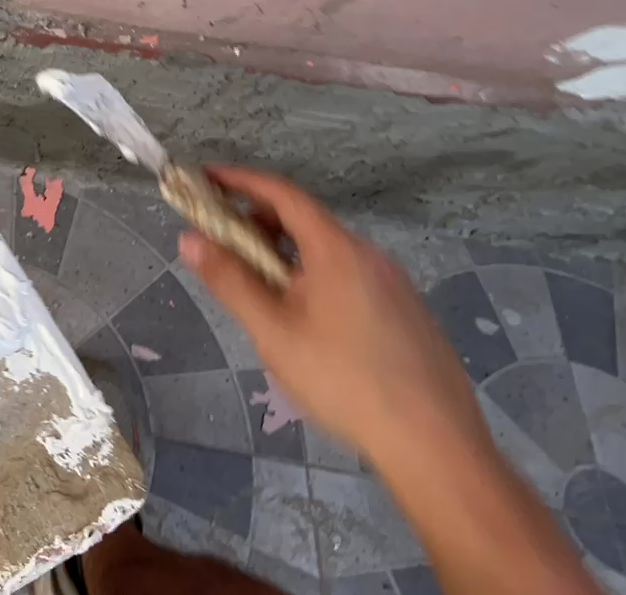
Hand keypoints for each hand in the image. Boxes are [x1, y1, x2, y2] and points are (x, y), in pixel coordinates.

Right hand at [178, 165, 486, 461]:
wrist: (436, 447)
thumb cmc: (344, 380)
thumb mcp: (272, 330)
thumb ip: (229, 279)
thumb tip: (189, 238)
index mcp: (338, 251)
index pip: (283, 195)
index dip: (241, 180)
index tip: (204, 177)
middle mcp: (370, 257)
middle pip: (305, 221)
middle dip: (255, 221)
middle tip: (218, 241)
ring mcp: (394, 286)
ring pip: (325, 251)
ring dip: (282, 252)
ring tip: (252, 284)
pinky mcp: (406, 314)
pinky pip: (347, 275)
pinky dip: (310, 274)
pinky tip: (299, 316)